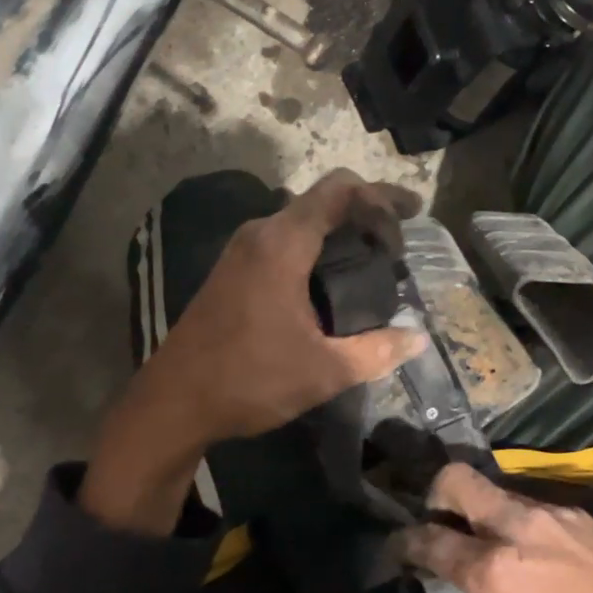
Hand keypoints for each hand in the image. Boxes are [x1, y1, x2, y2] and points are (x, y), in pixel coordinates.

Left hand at [81, 170, 426, 534]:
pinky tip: (333, 284)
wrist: (175, 402)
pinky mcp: (232, 273)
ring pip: (301, 222)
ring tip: (375, 263)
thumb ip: (376, 351)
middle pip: (322, 201)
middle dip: (367, 214)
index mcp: (282, 244)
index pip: (340, 190)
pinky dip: (316, 250)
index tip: (412, 218)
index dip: (382, 196)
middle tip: (399, 247)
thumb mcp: (324, 371)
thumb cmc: (250, 380)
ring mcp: (240, 252)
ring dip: (340, 234)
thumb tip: (417, 339)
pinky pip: (283, 243)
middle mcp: (259, 235)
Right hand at [399, 465, 592, 592]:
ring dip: (477, 510)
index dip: (404, 543)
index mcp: (497, 570)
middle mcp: (518, 527)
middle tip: (436, 526)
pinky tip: (526, 551)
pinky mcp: (577, 512)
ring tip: (482, 543)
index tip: (396, 550)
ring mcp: (550, 513)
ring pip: (494, 490)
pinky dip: (512, 519)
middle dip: (434, 496)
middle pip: (457, 481)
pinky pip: (527, 504)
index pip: (432, 541)